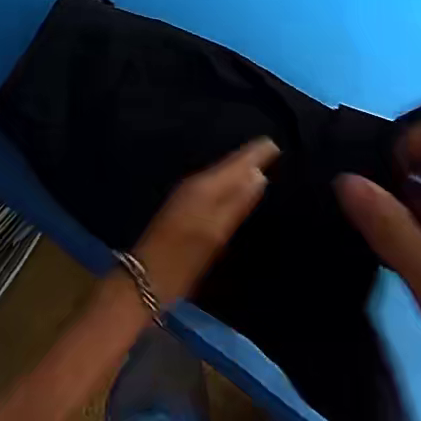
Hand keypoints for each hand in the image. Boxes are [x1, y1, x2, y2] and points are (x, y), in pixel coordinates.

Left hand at [132, 139, 279, 303]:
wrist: (145, 278)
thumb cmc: (184, 258)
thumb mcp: (216, 232)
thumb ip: (237, 202)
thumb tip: (260, 174)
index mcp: (205, 186)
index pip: (236, 161)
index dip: (256, 152)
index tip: (276, 142)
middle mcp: (195, 183)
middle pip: (228, 165)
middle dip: (249, 156)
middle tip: (271, 147)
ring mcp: (187, 195)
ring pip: (220, 174)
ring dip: (238, 167)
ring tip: (260, 162)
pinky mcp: (184, 208)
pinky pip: (213, 184)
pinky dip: (228, 180)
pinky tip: (236, 185)